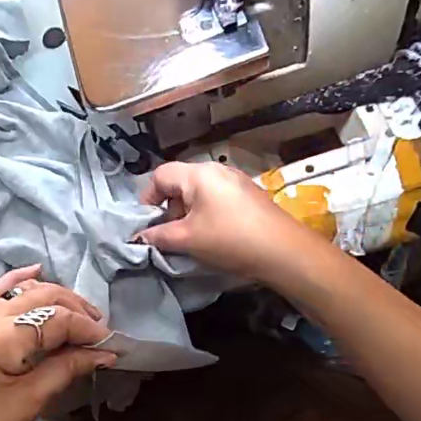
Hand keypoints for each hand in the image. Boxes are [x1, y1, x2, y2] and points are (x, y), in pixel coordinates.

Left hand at [0, 266, 116, 420]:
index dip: (86, 329)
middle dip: (75, 309)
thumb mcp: (31, 399)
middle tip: (100, 331)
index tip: (110, 344)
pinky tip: (36, 270)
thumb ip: (67, 368)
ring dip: (55, 299)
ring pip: (23, 292)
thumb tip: (104, 353)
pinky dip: (19, 281)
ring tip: (81, 317)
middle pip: (41, 297)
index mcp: (0, 337)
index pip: (54, 319)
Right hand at [135, 161, 333, 286]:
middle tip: (167, 235)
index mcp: (198, 174)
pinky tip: (211, 236)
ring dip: (186, 213)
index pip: (160, 175)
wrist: (282, 251)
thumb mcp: (186, 239)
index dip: (147, 199)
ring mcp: (235, 181)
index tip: (147, 224)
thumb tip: (138, 237)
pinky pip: (216, 199)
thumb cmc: (229, 239)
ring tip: (188, 239)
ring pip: (198, 192)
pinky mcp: (248, 195)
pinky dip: (205, 214)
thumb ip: (158, 236)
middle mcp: (216, 169)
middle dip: (167, 208)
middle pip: (179, 183)